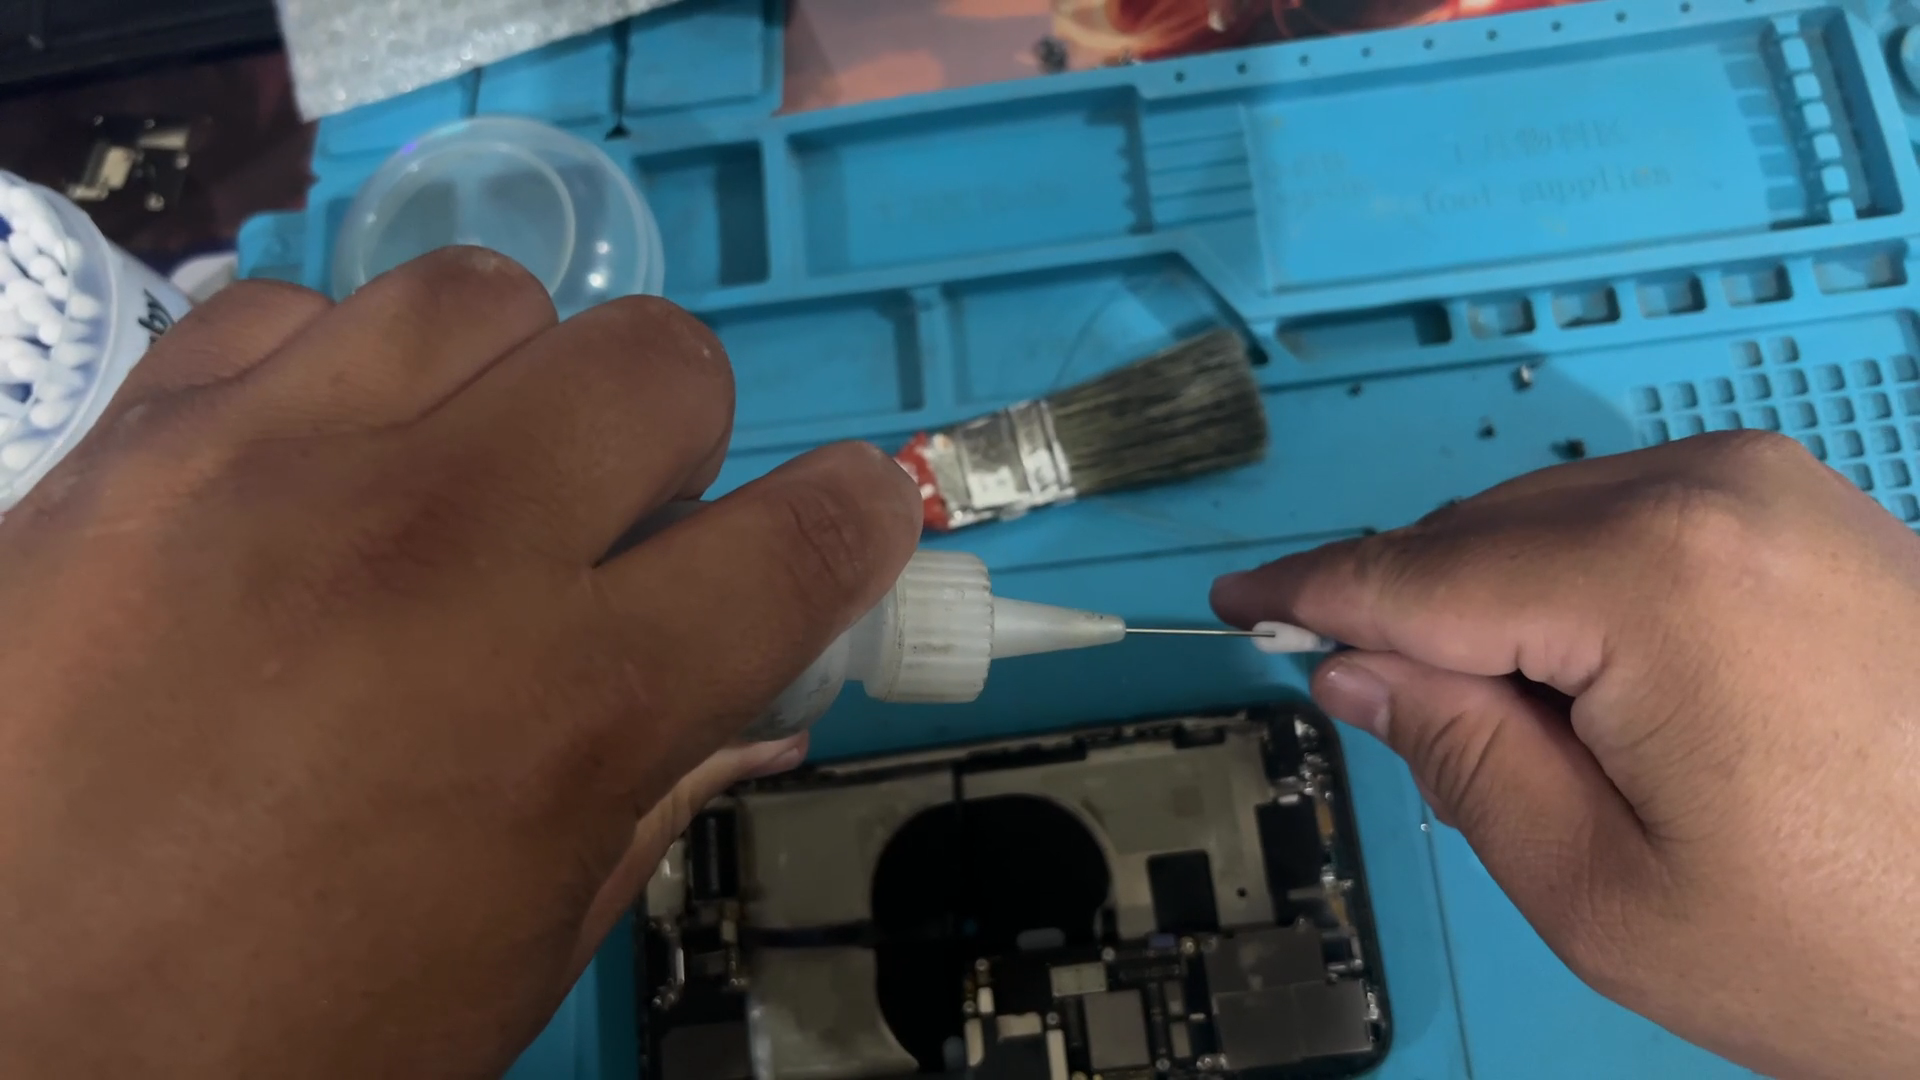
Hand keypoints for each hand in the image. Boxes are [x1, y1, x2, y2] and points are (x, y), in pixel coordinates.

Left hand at [0, 249, 921, 1076]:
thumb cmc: (298, 1033)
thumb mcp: (545, 927)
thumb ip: (678, 773)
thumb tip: (772, 696)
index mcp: (579, 700)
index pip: (805, 543)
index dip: (866, 514)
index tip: (863, 517)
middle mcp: (450, 546)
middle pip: (664, 363)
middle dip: (685, 433)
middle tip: (631, 516)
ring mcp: (277, 471)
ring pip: (493, 298)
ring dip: (530, 381)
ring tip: (481, 474)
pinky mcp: (124, 443)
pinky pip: (303, 313)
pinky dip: (360, 372)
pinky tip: (333, 469)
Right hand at [1212, 431, 1919, 1078]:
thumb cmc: (1868, 958)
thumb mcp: (1601, 888)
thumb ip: (1451, 753)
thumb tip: (1350, 668)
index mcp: (1646, 577)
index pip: (1407, 577)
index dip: (1303, 594)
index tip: (1235, 600)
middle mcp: (1698, 491)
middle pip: (1459, 544)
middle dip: (1400, 622)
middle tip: (1391, 710)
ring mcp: (1755, 484)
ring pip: (1516, 528)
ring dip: (1470, 609)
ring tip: (1510, 716)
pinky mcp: (1788, 504)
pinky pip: (1591, 525)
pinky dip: (1537, 588)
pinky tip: (1574, 669)